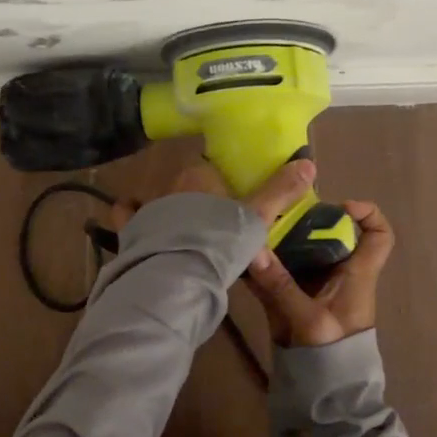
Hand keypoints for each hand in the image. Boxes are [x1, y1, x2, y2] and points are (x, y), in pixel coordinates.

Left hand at [105, 158, 316, 231]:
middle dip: (198, 199)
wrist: (176, 275)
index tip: (233, 203)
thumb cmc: (220, 241)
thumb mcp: (258, 217)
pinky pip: (128, 215)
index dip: (223, 185)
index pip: (212, 169)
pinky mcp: (131, 230)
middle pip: (188, 186)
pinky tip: (135, 221)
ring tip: (183, 233)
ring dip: (169, 210)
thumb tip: (308, 162)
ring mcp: (148, 207)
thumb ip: (281, 191)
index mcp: (200, 175)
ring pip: (161, 200)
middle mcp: (172, 184)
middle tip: (213, 223)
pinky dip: (131, 216)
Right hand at [245, 200, 394, 346]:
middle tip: (279, 211)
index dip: (365, 214)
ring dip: (279, 236)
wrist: (324, 397)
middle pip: (330, 231)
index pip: (379, 235)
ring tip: (256, 222)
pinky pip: (278, 268)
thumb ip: (281, 286)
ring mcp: (315, 282)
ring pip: (301, 246)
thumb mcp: (309, 320)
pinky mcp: (293, 295)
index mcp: (357, 273)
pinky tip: (242, 252)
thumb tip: (254, 250)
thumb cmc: (333, 355)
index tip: (338, 207)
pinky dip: (262, 260)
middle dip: (304, 218)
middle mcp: (338, 271)